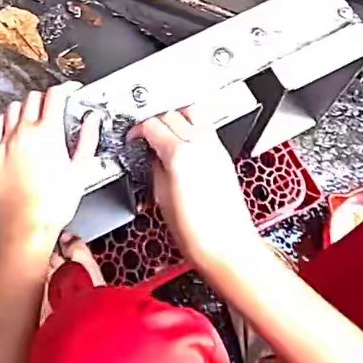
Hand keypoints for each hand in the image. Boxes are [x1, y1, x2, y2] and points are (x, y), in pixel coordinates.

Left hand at [0, 83, 100, 255]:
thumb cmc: (52, 205)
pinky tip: (11, 126)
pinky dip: (5, 120)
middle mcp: (24, 132)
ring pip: (13, 108)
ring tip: (34, 115)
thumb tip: (91, 121)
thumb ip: (88, 140)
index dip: (65, 88)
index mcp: (47, 133)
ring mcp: (6, 142)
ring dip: (25, 107)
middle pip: (33, 98)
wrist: (25, 226)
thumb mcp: (81, 171)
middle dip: (46, 97)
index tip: (69, 90)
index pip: (55, 95)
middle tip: (54, 105)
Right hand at [132, 107, 263, 271]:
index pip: (151, 124)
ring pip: (191, 114)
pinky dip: (190, 128)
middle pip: (170, 114)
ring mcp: (215, 148)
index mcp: (179, 153)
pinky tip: (183, 145)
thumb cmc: (198, 233)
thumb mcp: (161, 197)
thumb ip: (154, 166)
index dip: (137, 130)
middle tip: (144, 135)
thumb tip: (150, 155)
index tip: (133, 138)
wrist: (228, 248)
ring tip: (163, 134)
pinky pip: (204, 128)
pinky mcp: (224, 156)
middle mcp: (200, 144)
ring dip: (174, 119)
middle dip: (153, 122)